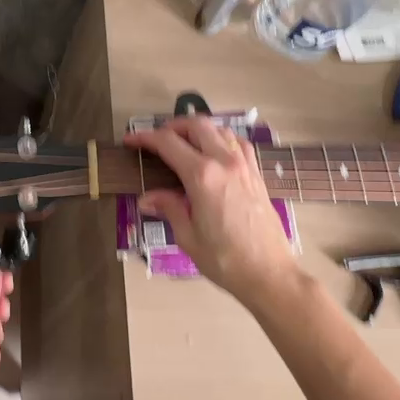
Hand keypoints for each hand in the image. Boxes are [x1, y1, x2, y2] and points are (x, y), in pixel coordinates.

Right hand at [125, 115, 299, 303]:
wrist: (269, 274)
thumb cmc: (225, 260)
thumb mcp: (188, 237)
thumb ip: (168, 208)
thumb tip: (147, 199)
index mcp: (202, 176)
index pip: (168, 143)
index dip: (145, 138)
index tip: (131, 140)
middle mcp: (224, 162)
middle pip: (196, 125)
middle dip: (172, 127)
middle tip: (156, 140)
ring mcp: (244, 166)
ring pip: (219, 129)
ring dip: (197, 130)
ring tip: (183, 144)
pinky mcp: (257, 174)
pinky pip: (238, 143)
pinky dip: (221, 139)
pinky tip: (214, 152)